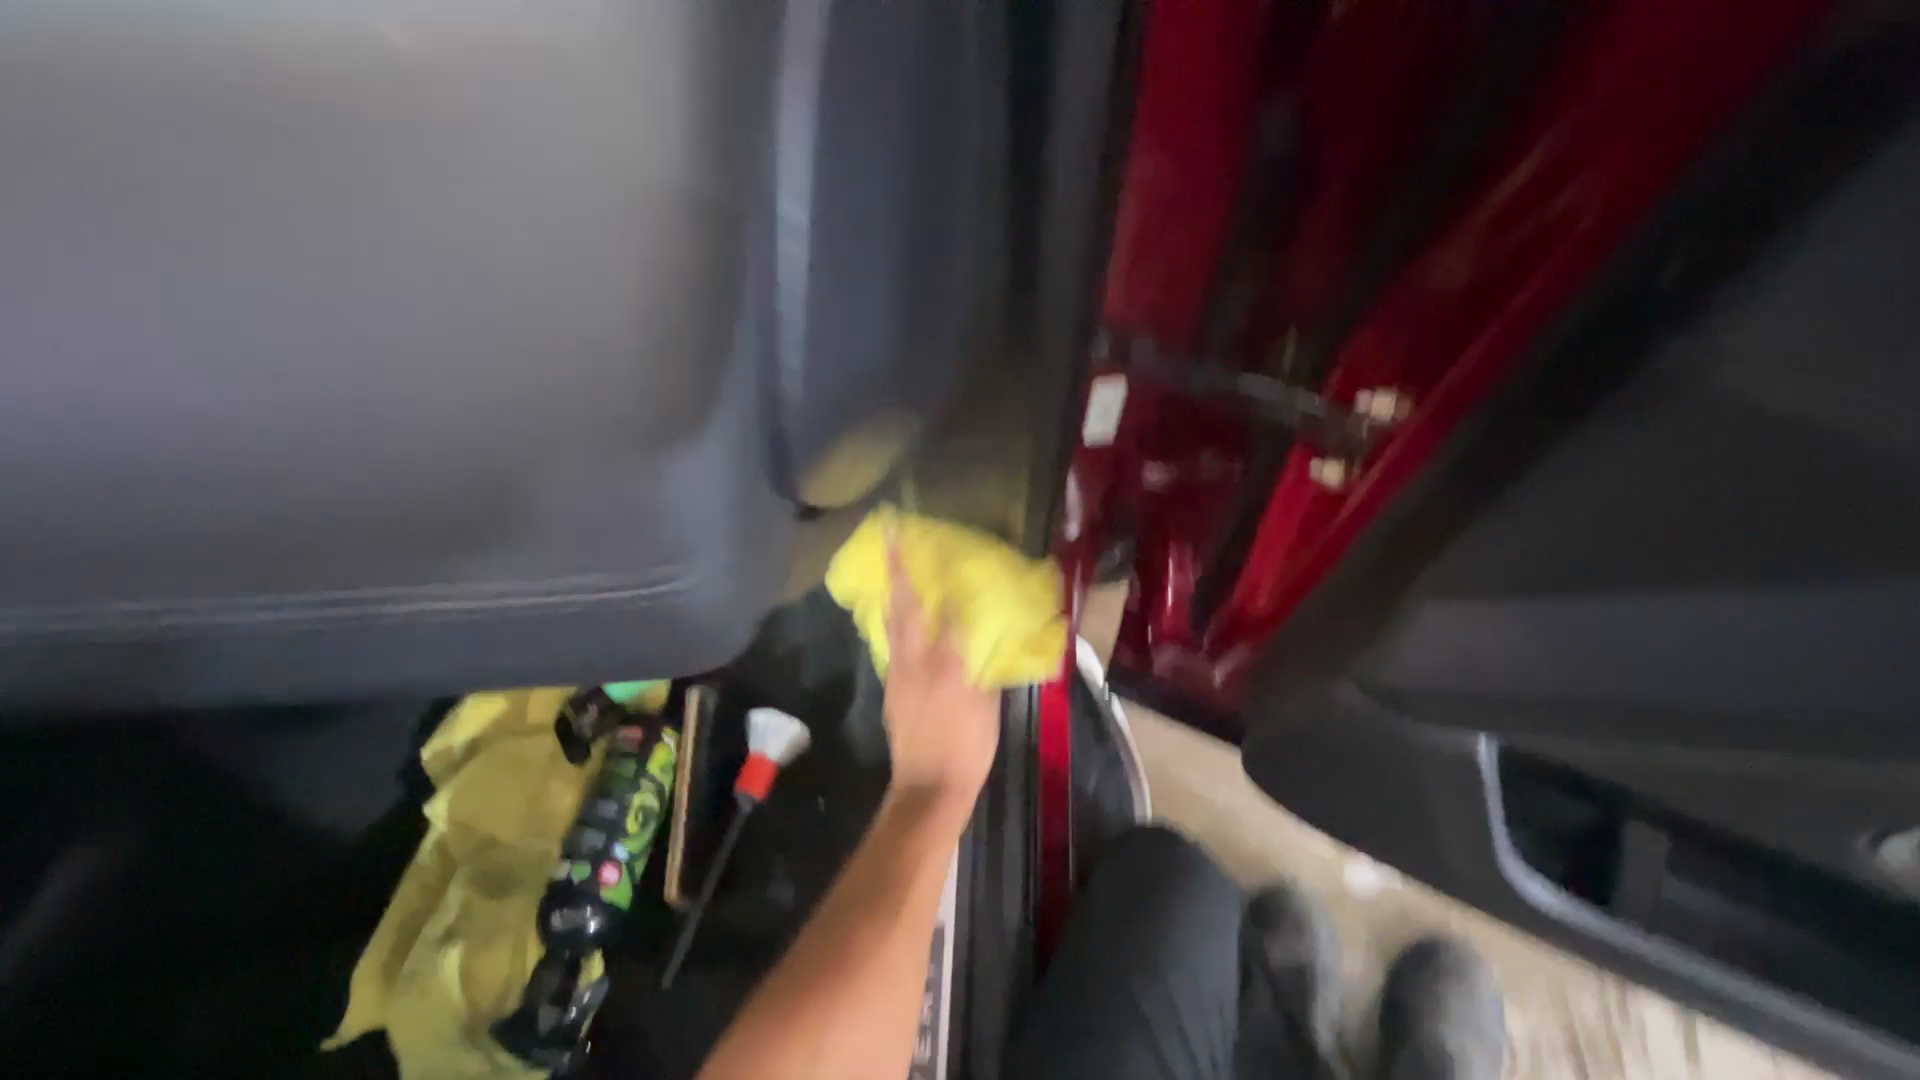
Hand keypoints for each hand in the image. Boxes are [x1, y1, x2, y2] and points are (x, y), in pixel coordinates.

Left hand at [881, 543, 1001, 816]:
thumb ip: (983, 670)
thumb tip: (982, 644)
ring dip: (891, 592)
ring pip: (892, 625)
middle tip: (890, 536)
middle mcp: (915, 663)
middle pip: (904, 607)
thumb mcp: (987, 708)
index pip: (945, 612)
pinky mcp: (891, 691)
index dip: (944, 580)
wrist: (928, 788)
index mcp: (946, 665)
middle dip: (898, 570)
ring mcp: (898, 676)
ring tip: (889, 566)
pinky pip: (891, 646)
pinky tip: (897, 619)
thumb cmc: (968, 749)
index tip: (940, 547)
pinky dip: (893, 623)